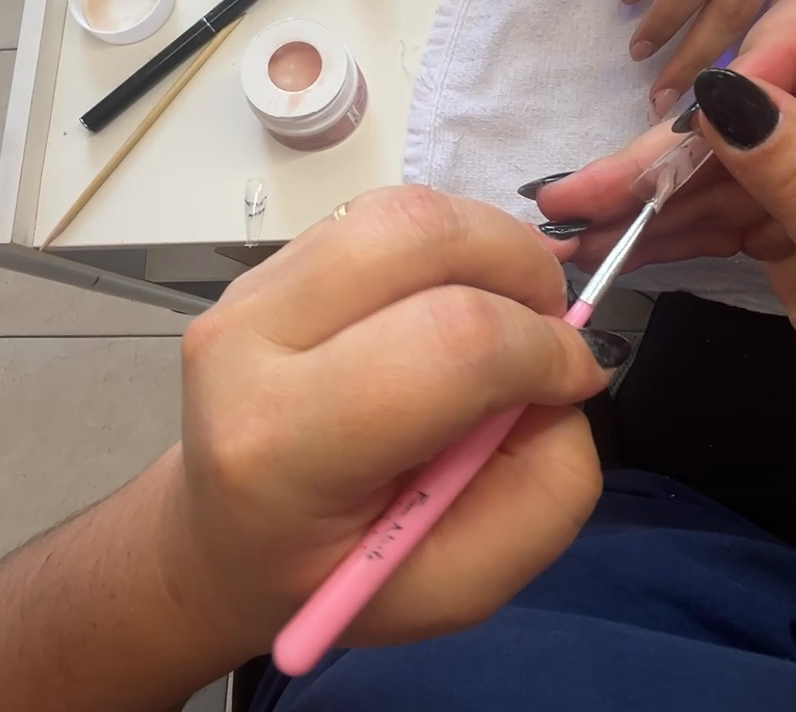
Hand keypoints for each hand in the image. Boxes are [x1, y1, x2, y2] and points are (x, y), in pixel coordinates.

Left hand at [162, 187, 612, 655]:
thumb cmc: (330, 575)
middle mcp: (248, 340)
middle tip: (547, 317)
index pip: (445, 346)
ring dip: (485, 241)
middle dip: (517, 262)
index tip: (575, 376)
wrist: (220, 533)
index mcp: (281, 444)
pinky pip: (378, 216)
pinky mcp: (264, 265)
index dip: (539, 348)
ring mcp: (248, 288)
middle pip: (415, 235)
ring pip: (399, 210)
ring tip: (506, 302)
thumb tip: (564, 372)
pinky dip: (445, 240)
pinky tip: (450, 292)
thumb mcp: (457, 585)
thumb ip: (544, 492)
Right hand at [537, 0, 795, 447]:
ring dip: (640, 197)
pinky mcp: (782, 221)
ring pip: (712, 163)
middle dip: (659, 151)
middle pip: (743, 104)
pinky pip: (710, 213)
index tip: (695, 123)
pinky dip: (660, 231)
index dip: (759, 56)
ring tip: (571, 230)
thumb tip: (724, 95)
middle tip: (579, 195)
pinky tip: (609, 247)